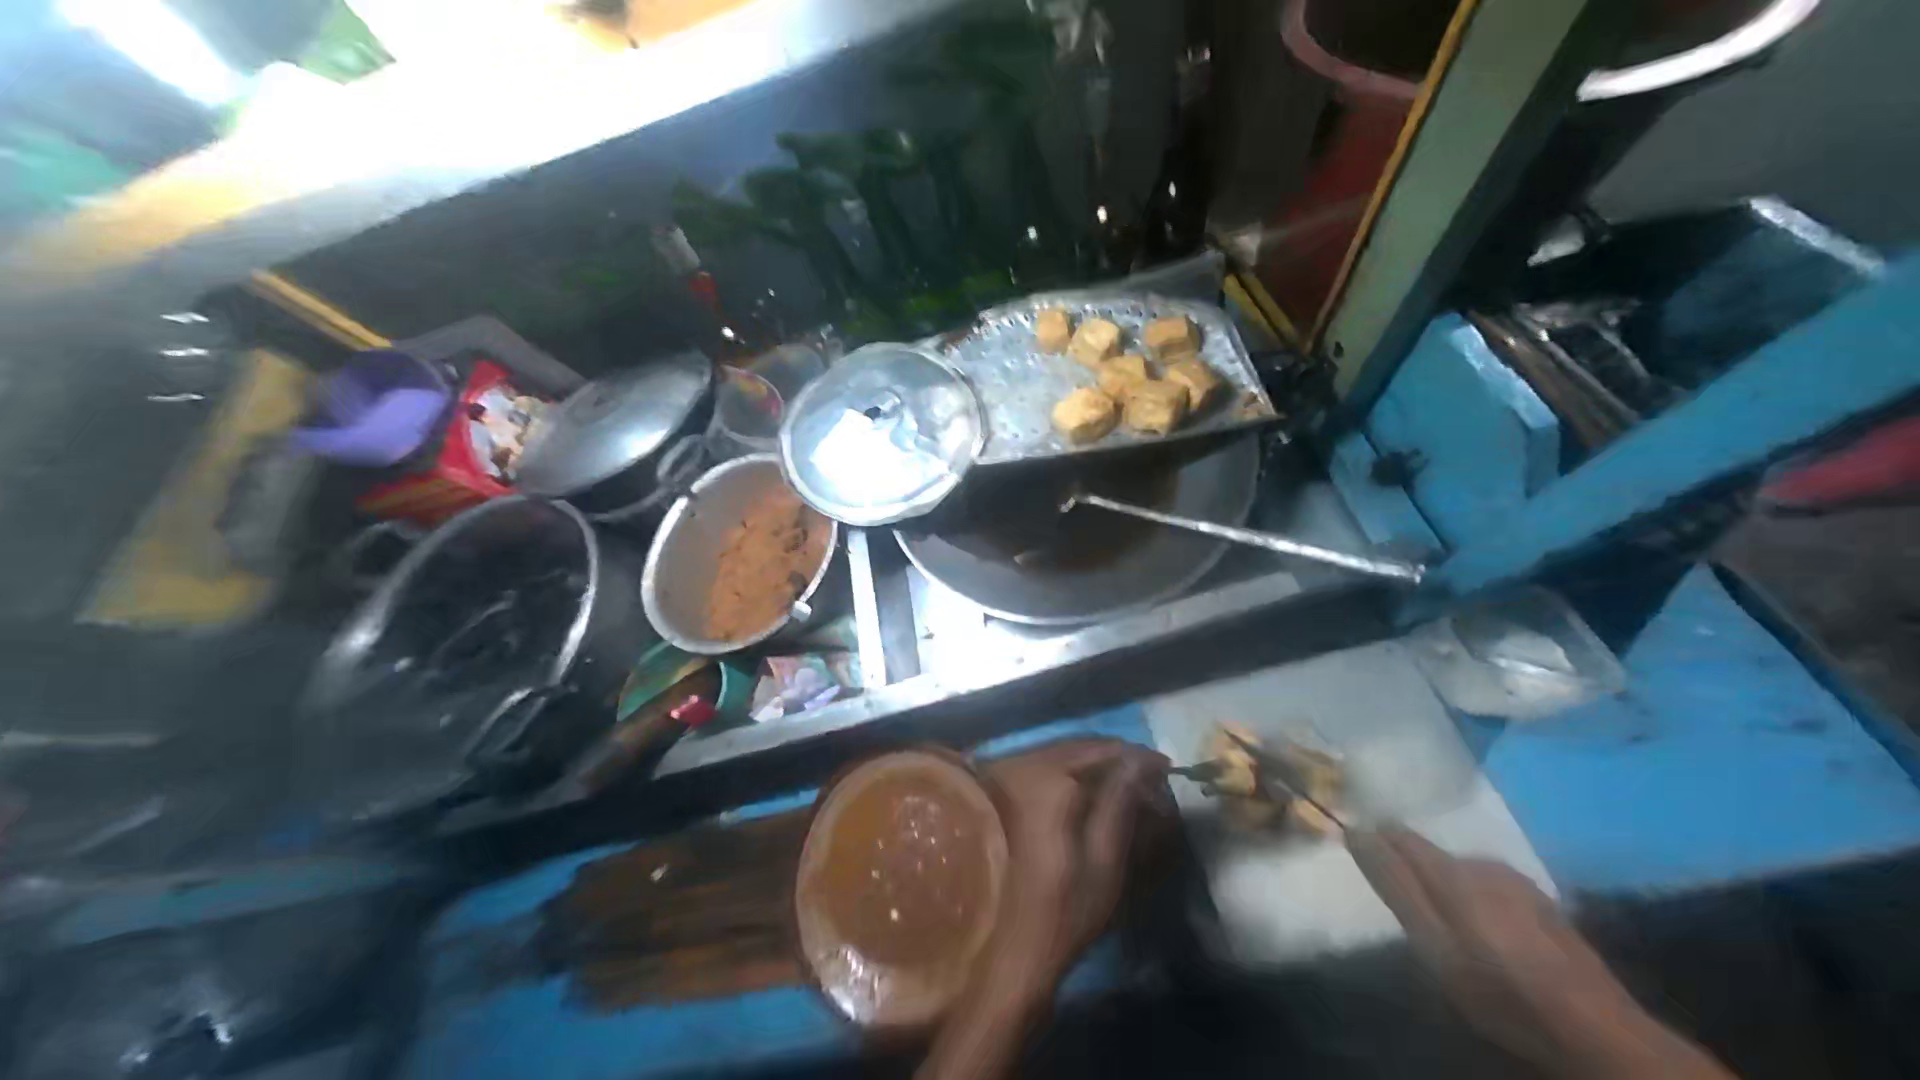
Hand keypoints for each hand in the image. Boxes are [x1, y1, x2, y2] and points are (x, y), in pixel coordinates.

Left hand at [978, 739, 1168, 994]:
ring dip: (1091, 765)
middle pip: (1081, 747)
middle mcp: (1027, 761)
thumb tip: (1141, 764)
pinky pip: (1040, 765)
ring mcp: (1005, 770)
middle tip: (1147, 781)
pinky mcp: (992, 785)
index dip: (1141, 759)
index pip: (1107, 750)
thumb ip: (1120, 805)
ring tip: (1120, 787)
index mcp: (1054, 777)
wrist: (986, 940)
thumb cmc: (1054, 909)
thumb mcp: (1102, 863)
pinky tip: (1082, 793)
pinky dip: (1067, 772)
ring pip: (1059, 754)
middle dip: (1117, 760)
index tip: (1166, 771)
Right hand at [1350, 828, 1732, 1078]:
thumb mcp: (1432, 943)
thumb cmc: (1498, 989)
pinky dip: (1477, 898)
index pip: (1399, 835)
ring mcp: (1519, 882)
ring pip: (1463, 869)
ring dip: (1446, 883)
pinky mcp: (1545, 905)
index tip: (1359, 853)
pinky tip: (1485, 929)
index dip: (1376, 839)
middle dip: (1412, 866)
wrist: (1599, 1031)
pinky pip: (1491, 886)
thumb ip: (1394, 884)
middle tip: (1402, 902)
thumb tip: (1356, 829)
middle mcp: (1483, 863)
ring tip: (1443, 919)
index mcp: (1451, 869)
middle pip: (1432, 853)